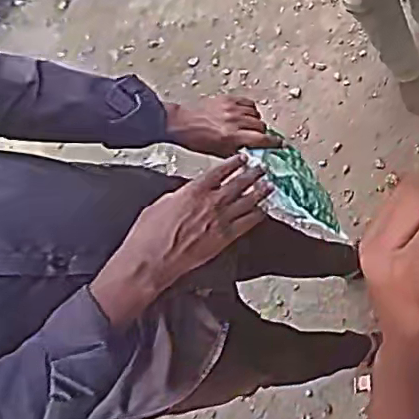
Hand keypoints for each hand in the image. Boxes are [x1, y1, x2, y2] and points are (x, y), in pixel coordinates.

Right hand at [91, 156, 268, 326]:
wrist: (151, 260)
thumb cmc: (148, 234)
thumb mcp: (161, 203)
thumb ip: (181, 194)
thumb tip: (189, 191)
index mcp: (194, 190)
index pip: (220, 171)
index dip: (234, 163)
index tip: (243, 158)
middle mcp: (212, 202)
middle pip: (240, 183)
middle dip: (253, 173)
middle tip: (262, 168)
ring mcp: (222, 219)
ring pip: (249, 200)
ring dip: (261, 191)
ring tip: (270, 185)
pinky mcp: (227, 236)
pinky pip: (249, 222)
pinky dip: (259, 214)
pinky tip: (265, 210)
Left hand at [165, 96, 279, 155]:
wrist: (180, 123)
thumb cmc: (197, 140)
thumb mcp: (219, 152)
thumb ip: (239, 151)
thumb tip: (256, 152)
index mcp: (231, 137)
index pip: (262, 139)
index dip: (274, 142)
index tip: (279, 144)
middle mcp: (234, 121)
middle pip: (262, 126)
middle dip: (262, 132)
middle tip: (257, 136)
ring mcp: (231, 109)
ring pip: (256, 115)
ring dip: (255, 121)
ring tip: (247, 125)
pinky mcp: (228, 99)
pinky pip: (249, 104)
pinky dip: (250, 110)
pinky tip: (243, 115)